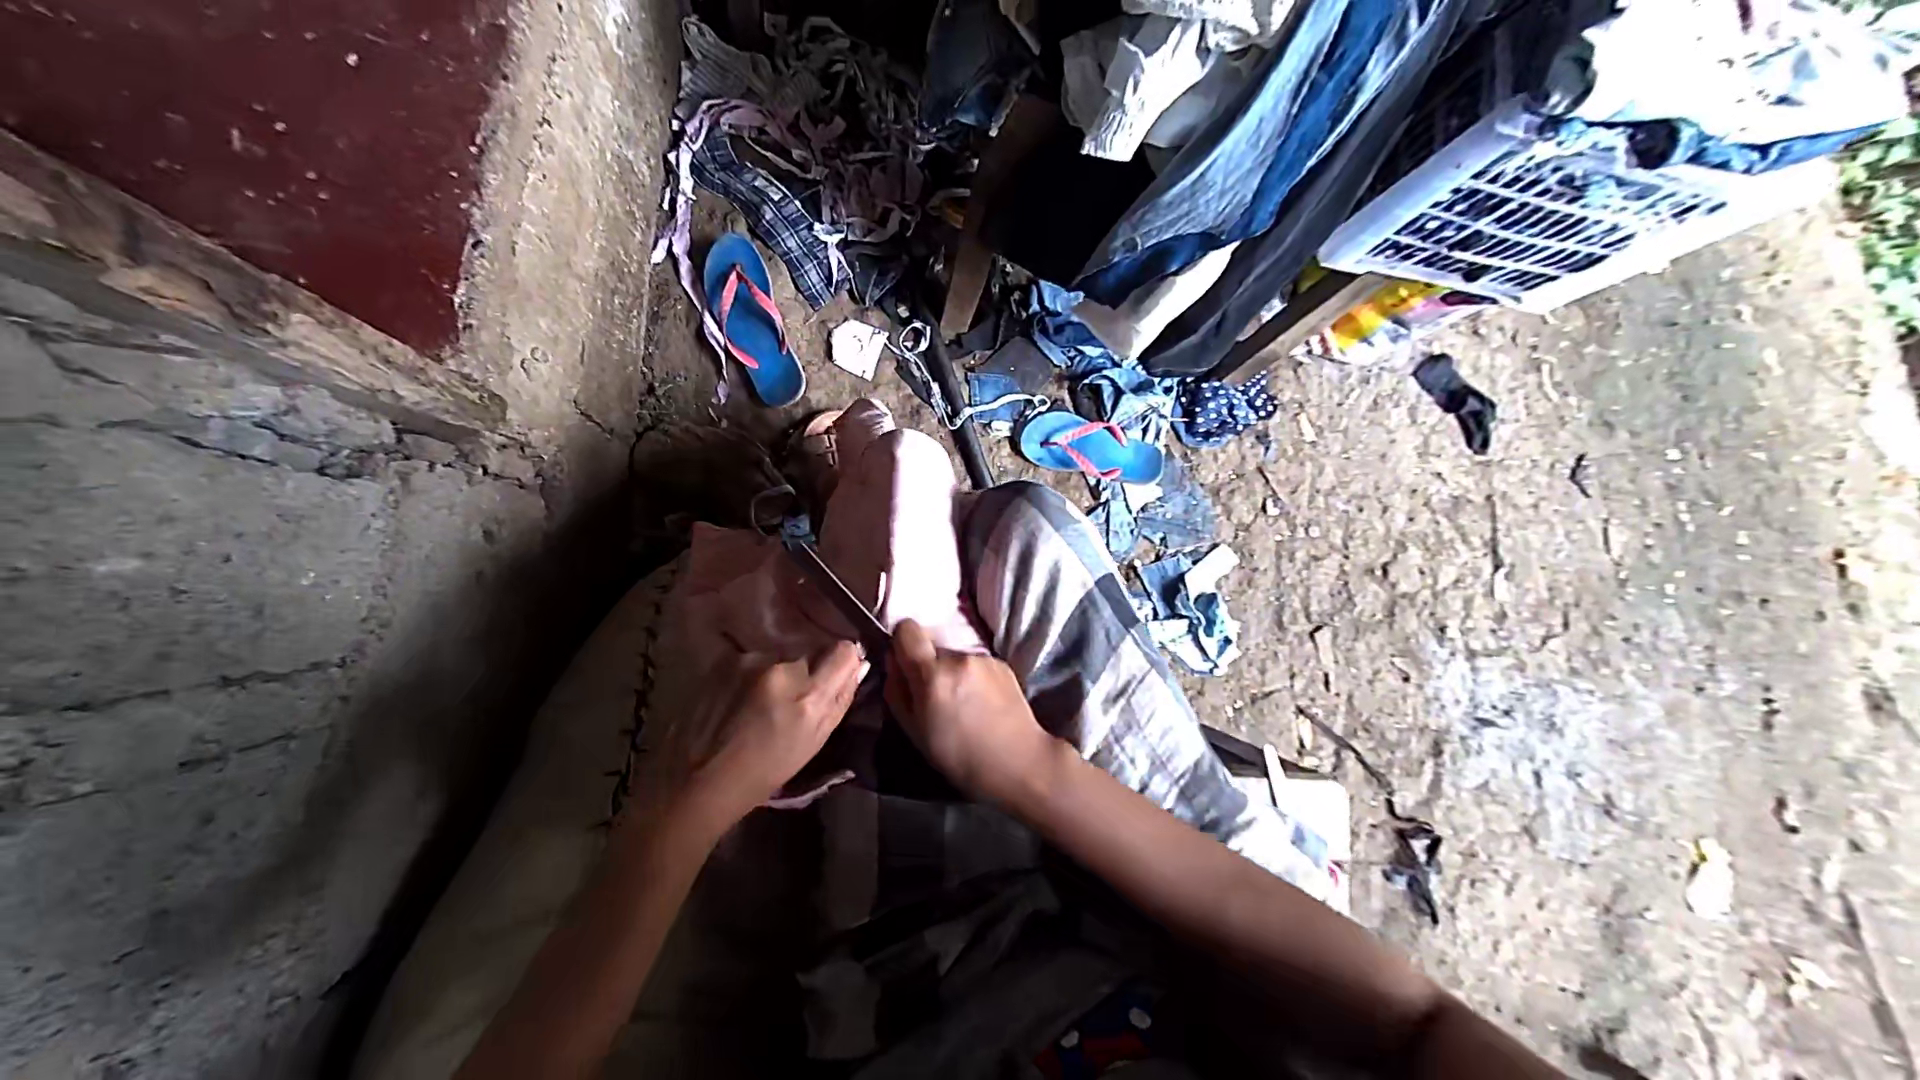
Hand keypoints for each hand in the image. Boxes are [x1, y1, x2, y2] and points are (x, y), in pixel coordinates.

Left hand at [661, 640, 865, 825]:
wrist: (693, 783)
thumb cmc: (762, 773)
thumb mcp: (813, 743)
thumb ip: (840, 699)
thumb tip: (858, 664)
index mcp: (809, 695)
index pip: (844, 650)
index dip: (843, 662)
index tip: (835, 678)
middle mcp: (781, 667)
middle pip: (810, 652)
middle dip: (807, 672)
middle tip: (790, 704)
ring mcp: (748, 660)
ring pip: (780, 656)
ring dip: (778, 674)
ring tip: (759, 707)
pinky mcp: (723, 661)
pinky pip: (753, 660)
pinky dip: (752, 676)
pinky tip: (737, 703)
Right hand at [884, 619, 1059, 805]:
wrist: (1018, 762)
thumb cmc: (959, 757)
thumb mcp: (914, 731)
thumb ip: (896, 690)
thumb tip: (892, 661)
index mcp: (932, 674)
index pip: (907, 629)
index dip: (901, 643)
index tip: (905, 664)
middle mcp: (959, 657)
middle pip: (931, 644)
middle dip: (928, 664)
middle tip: (935, 696)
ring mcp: (983, 658)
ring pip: (954, 655)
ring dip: (951, 671)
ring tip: (963, 703)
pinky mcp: (1002, 663)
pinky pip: (974, 662)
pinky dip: (972, 677)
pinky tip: (981, 703)